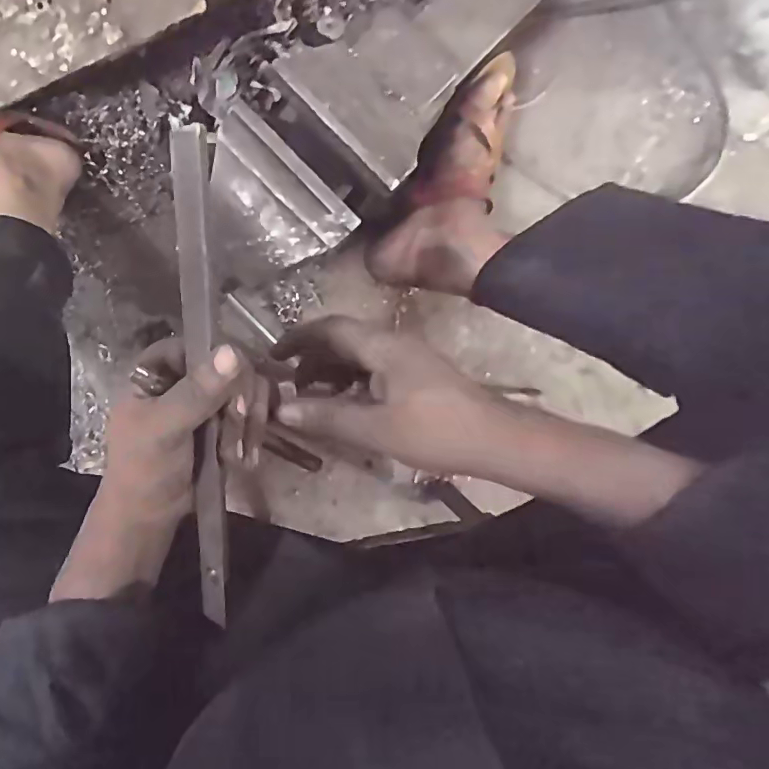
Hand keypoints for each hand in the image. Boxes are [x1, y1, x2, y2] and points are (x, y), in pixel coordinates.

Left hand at [53, 340, 249, 602]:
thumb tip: (233, 352)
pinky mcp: (220, 426)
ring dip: (249, 423)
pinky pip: (248, 415)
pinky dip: (251, 436)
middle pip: (229, 367)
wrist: (147, 517)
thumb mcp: (165, 428)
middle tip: (240, 426)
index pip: (197, 344)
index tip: (237, 388)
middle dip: (240, 400)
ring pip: (244, 390)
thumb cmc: (144, 469)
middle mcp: (181, 379)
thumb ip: (197, 392)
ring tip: (239, 456)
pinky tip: (246, 460)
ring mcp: (203, 403)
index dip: (222, 360)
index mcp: (156, 371)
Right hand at [271, 316, 502, 475]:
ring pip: (356, 354)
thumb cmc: (434, 431)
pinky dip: (348, 381)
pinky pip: (371, 368)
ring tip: (308, 396)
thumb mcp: (374, 428)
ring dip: (329, 371)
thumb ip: (326, 416)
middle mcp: (392, 343)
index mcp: (382, 346)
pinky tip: (340, 403)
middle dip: (310, 356)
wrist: (495, 440)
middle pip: (342, 339)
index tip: (273, 356)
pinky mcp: (414, 374)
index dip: (298, 338)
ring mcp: (406, 358)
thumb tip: (282, 409)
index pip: (330, 328)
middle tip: (286, 382)